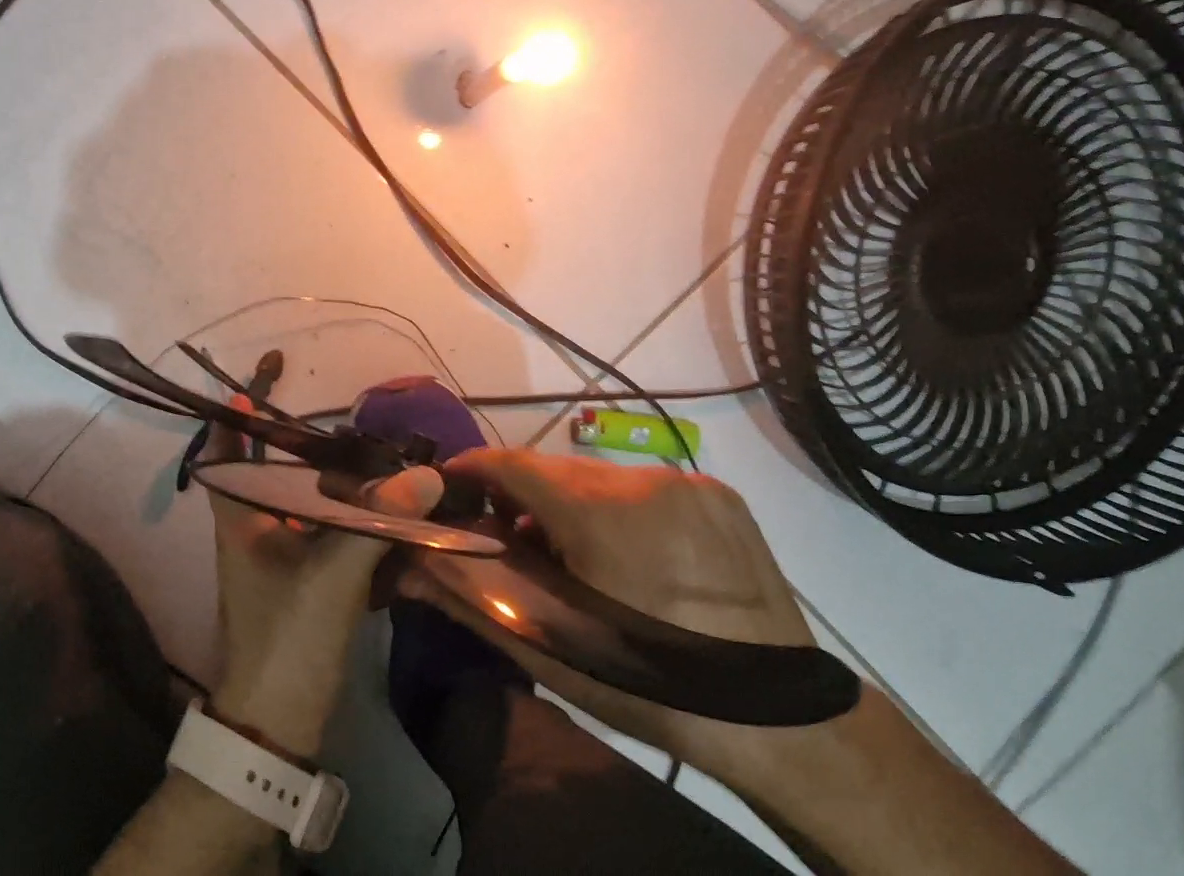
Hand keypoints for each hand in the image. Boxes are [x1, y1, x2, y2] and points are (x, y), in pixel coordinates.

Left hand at [207, 396, 442, 758]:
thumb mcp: (331, 576)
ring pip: (307, 509)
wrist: (277, 721)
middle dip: (308, 451)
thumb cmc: (287, 637)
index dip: (235, 418)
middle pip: (275, 475)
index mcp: (239, 520)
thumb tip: (426, 474)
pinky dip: (354, 527)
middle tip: (350, 426)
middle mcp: (254, 532)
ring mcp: (280, 561)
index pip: (225, 454)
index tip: (258, 382)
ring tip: (379, 463)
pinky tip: (390, 518)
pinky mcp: (306, 586)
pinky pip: (329, 541)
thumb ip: (376, 522)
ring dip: (338, 489)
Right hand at [408, 448, 815, 779]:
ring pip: (598, 480)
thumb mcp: (549, 645)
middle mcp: (644, 480)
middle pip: (553, 471)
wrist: (780, 720)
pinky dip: (613, 510)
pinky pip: (643, 490)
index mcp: (599, 511)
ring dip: (566, 506)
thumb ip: (468, 595)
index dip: (468, 474)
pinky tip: (620, 558)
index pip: (509, 463)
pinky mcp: (722, 499)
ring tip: (565, 560)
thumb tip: (402, 565)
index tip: (444, 496)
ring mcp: (691, 484)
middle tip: (503, 546)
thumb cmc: (648, 686)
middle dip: (517, 499)